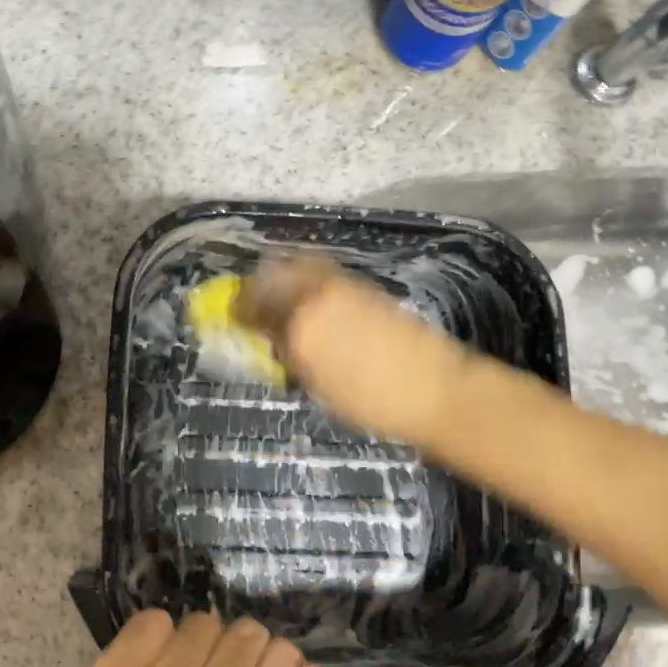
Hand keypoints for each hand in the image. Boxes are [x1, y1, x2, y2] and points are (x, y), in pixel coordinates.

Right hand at [235, 255, 476, 444]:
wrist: (436, 390)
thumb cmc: (373, 401)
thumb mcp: (319, 385)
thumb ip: (291, 355)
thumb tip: (275, 339)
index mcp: (302, 324)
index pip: (256, 305)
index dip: (239, 308)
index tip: (231, 315)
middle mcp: (320, 294)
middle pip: (277, 272)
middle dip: (259, 283)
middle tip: (252, 300)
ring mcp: (347, 286)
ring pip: (302, 266)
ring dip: (284, 275)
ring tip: (279, 296)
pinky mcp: (368, 288)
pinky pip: (325, 273)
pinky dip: (309, 278)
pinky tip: (311, 300)